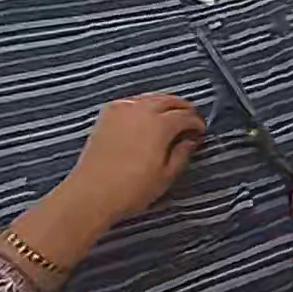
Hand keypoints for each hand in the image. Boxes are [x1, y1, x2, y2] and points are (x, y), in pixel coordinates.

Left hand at [61, 95, 205, 224]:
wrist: (91, 193)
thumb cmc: (132, 189)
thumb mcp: (166, 176)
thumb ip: (182, 153)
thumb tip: (190, 140)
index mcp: (160, 124)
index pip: (186, 116)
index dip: (197, 122)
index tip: (200, 130)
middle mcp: (142, 110)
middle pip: (169, 100)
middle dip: (183, 108)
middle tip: (189, 120)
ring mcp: (122, 109)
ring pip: (150, 98)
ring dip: (164, 104)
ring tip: (170, 117)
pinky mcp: (106, 115)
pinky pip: (132, 102)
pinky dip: (144, 105)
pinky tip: (145, 117)